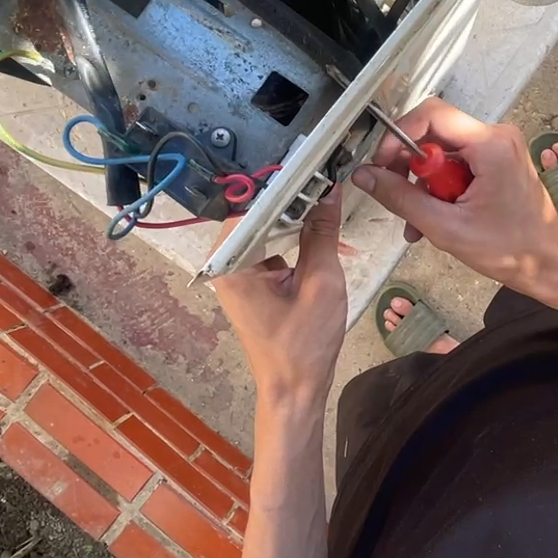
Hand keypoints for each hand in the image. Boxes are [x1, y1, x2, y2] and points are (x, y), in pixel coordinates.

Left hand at [211, 188, 347, 411]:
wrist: (295, 391)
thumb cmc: (305, 344)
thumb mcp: (321, 282)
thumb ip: (323, 233)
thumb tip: (330, 191)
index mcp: (232, 264)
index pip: (253, 206)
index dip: (284, 185)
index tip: (313, 166)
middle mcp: (227, 265)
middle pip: (258, 215)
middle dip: (292, 199)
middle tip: (325, 180)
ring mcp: (238, 275)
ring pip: (266, 230)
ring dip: (295, 218)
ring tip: (325, 198)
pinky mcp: (252, 285)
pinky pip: (271, 248)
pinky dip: (293, 238)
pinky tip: (318, 229)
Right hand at [350, 98, 557, 293]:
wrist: (548, 265)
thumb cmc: (510, 250)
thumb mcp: (445, 227)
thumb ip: (401, 198)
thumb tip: (365, 176)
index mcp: (491, 145)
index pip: (431, 114)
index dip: (399, 135)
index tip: (383, 164)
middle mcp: (498, 137)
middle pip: (435, 133)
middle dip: (410, 165)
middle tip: (395, 193)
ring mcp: (500, 148)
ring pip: (443, 152)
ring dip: (424, 184)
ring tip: (417, 222)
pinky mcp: (499, 162)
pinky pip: (458, 164)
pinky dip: (441, 189)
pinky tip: (434, 218)